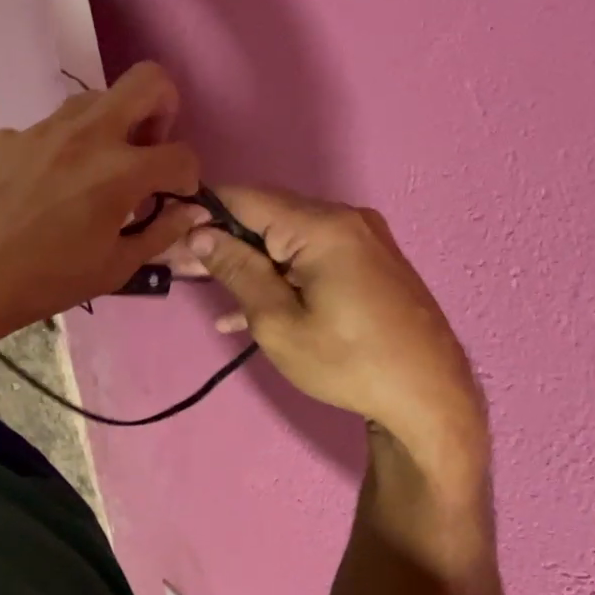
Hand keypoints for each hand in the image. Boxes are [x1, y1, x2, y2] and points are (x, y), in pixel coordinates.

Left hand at [0, 63, 201, 356]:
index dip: (186, 177)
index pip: (180, 154)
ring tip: (92, 168)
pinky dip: (53, 150)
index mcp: (120, 171)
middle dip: (162, 109)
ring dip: (106, 126)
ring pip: (90, 101)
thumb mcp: (113, 268)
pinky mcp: (2, 140)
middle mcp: (84, 136)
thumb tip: (189, 211)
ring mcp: (38, 132)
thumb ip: (160, 233)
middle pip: (147, 82)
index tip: (172, 193)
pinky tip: (38, 186)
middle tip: (147, 146)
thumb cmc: (45, 284)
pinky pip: (41, 131)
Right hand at [186, 187, 484, 452]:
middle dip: (218, 237)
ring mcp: (360, 240)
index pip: (245, 198)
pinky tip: (241, 311)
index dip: (200, 211)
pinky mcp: (366, 263)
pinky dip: (275, 275)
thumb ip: (236, 270)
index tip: (166, 234)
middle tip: (174, 264)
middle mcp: (345, 220)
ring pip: (283, 238)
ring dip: (242, 259)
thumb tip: (198, 233)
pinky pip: (307, 256)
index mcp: (322, 228)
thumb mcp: (276, 321)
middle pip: (264, 215)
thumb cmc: (345, 362)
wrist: (429, 396)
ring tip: (200, 284)